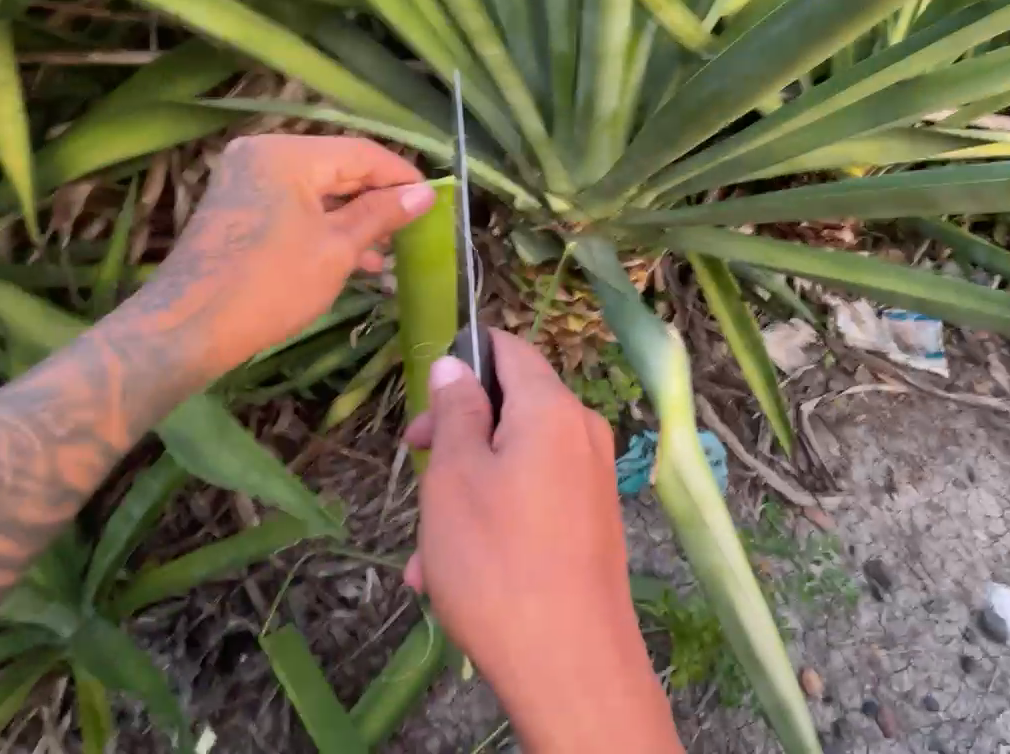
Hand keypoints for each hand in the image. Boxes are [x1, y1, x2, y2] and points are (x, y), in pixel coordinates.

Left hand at [140, 135, 431, 376]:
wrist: (187, 330)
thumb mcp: (338, 248)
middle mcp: (264, 156)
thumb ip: (383, 214)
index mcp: (287, 154)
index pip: (362, 152)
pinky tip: (358, 258)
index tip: (434, 201)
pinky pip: (297, 207)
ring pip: (320, 191)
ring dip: (357, 218)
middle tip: (415, 228)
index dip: (402, 176)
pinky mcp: (241, 209)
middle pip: (340, 168)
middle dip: (379, 200)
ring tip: (390, 251)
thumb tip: (426, 194)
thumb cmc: (271, 284)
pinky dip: (328, 227)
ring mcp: (248, 182)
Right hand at [404, 332, 680, 752]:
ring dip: (468, 489)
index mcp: (553, 407)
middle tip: (415, 463)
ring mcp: (593, 476)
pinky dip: (497, 515)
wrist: (571, 661)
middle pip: (512, 405)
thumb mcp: (455, 477)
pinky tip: (456, 572)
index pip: (509, 348)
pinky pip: (536, 496)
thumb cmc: (497, 560)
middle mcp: (582, 431)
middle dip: (458, 433)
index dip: (464, 358)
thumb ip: (456, 410)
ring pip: (516, 459)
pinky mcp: (593, 517)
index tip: (428, 399)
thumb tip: (455, 363)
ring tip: (428, 550)